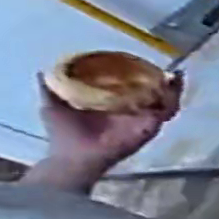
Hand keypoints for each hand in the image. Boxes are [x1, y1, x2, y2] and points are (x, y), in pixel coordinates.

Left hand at [37, 75, 179, 169]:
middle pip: (154, 93)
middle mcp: (132, 110)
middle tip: (167, 69)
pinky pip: (166, 111)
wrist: (75, 155)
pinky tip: (170, 89)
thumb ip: (51, 90)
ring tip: (175, 76)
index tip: (139, 63)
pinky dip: (170, 100)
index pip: (131, 88)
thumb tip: (43, 70)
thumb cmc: (65, 132)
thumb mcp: (53, 106)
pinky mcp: (151, 125)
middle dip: (163, 82)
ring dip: (173, 89)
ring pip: (166, 101)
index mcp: (112, 105)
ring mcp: (144, 118)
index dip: (138, 76)